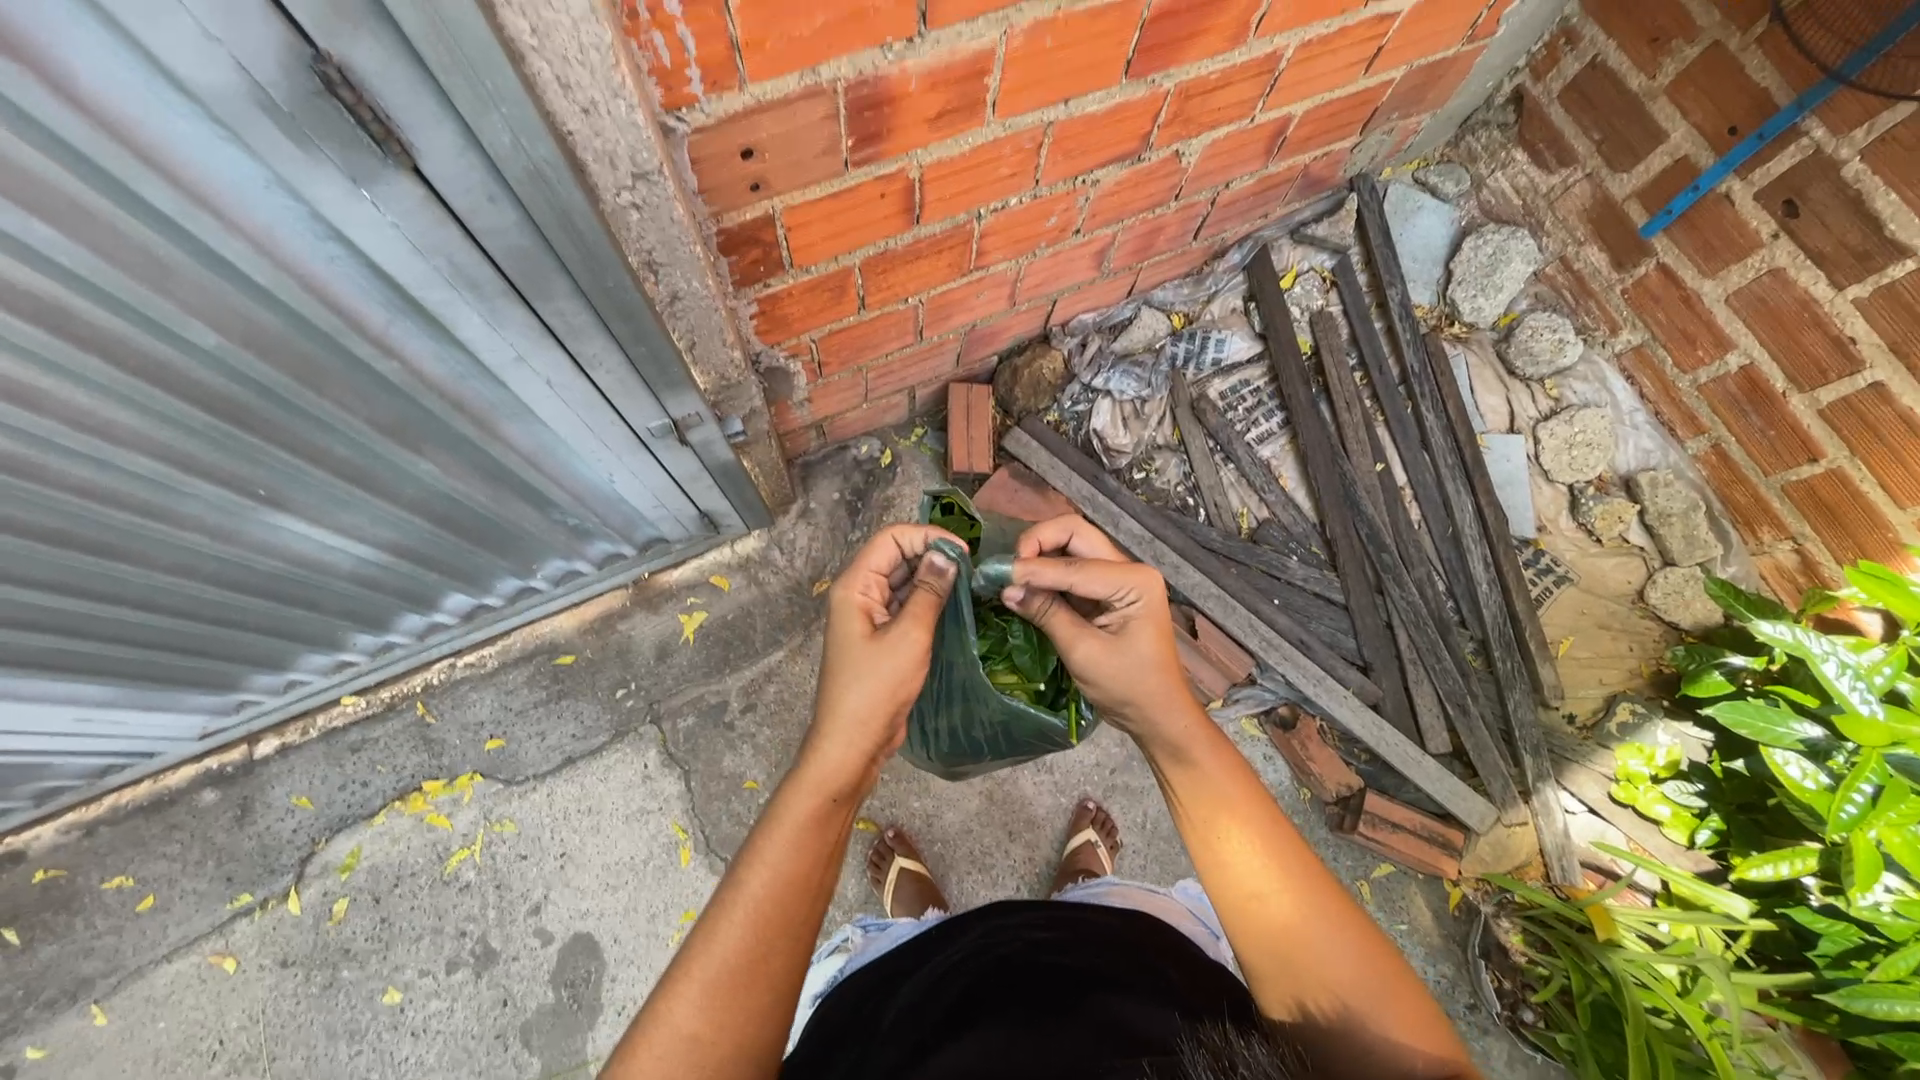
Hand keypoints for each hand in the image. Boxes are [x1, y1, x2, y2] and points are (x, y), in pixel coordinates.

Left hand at [802, 525, 960, 792]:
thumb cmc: (875, 689)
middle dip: (933, 556)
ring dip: (934, 579)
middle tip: (974, 569)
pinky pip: (906, 607)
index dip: (928, 537)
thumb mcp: (909, 637)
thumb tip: (947, 555)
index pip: (891, 538)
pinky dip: (929, 602)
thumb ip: (929, 592)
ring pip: (904, 582)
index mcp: (855, 586)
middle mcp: (859, 594)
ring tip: (970, 585)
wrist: (852, 743)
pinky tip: (956, 606)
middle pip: (897, 557)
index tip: (964, 553)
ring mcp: (870, 616)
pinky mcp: (882, 637)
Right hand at [1002, 516, 1200, 744]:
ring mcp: (1118, 578)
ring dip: (1040, 555)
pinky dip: (1047, 574)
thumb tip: (1008, 589)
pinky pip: (1072, 570)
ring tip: (1013, 577)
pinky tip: (1026, 586)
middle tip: (1009, 567)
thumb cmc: (1129, 687)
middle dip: (1038, 542)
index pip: (1075, 563)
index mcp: (1134, 580)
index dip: (1035, 568)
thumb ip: (1047, 614)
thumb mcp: (1084, 652)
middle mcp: (1129, 568)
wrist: (1157, 714)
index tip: (999, 575)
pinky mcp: (1105, 592)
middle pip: (1075, 534)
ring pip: (1072, 546)